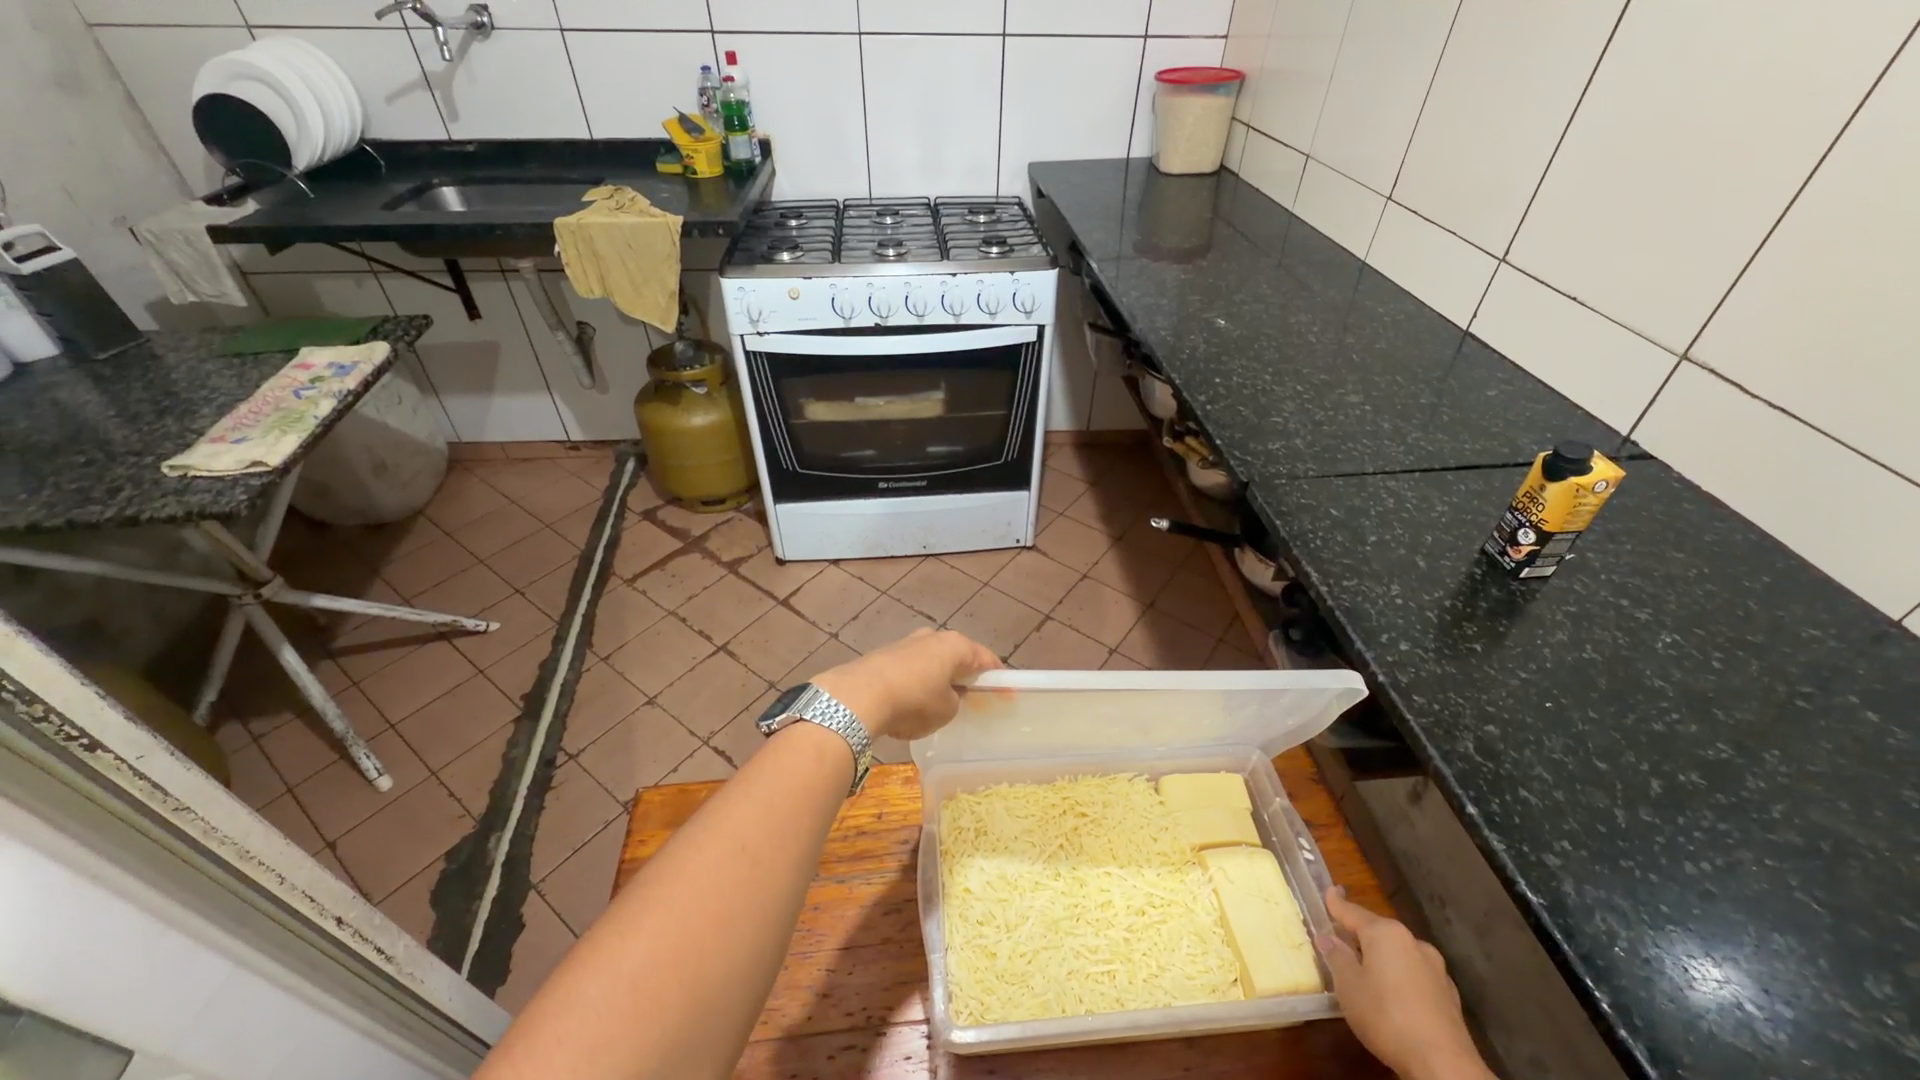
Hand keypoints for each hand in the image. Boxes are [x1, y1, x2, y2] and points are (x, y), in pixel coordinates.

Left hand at [811, 629, 999, 740]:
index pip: (985, 659)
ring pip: (931, 661)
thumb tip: (947, 696)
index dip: (997, 678)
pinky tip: (912, 702)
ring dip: (938, 678)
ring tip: (941, 702)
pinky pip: (910, 669)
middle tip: (972, 697)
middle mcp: (932, 637)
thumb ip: (955, 700)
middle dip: (965, 675)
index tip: (1006, 694)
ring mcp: (905, 643)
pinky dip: (917, 683)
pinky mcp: (883, 655)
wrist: (858, 696)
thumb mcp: (947, 710)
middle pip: (957, 656)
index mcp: (955, 645)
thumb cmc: (914, 701)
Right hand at [1321, 887, 1495, 1079]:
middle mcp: (1413, 943)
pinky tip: (1394, 998)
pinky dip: (1400, 978)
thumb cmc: (1386, 1016)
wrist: (1443, 1062)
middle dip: (1359, 936)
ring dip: (1381, 958)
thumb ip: (1337, 958)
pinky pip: (1415, 975)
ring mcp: (1435, 968)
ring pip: (1399, 954)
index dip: (1336, 903)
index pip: (1353, 912)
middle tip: (1339, 942)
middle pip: (1379, 932)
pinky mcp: (1448, 994)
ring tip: (1365, 973)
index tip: (1330, 890)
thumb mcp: (1348, 987)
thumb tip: (1329, 938)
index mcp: (1386, 934)